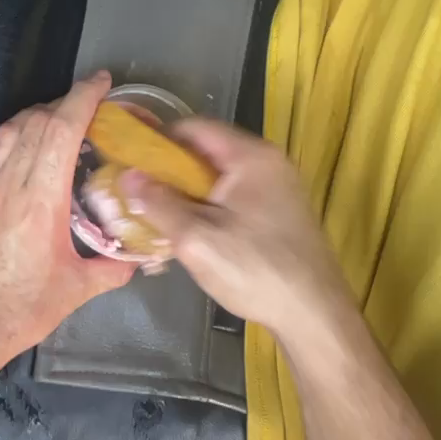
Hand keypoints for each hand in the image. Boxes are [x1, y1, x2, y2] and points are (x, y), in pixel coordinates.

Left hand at [0, 72, 136, 366]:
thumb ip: (112, 269)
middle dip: (62, 106)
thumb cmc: (20, 312)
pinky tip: (6, 149)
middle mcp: (5, 186)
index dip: (83, 97)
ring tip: (48, 127)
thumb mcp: (76, 291)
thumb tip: (138, 258)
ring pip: (4, 133)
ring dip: (31, 121)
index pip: (62, 129)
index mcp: (41, 202)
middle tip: (81, 113)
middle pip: (35, 123)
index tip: (100, 83)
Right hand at [121, 119, 354, 337]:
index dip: (157, 142)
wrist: (314, 312)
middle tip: (138, 198)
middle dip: (168, 175)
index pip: (194, 127)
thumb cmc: (254, 270)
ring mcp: (276, 188)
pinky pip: (232, 200)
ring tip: (157, 222)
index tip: (129, 165)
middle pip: (205, 153)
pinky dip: (207, 211)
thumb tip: (127, 176)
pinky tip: (189, 238)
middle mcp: (267, 163)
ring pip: (217, 180)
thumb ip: (159, 204)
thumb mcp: (197, 239)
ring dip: (185, 197)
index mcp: (251, 157)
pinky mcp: (277, 213)